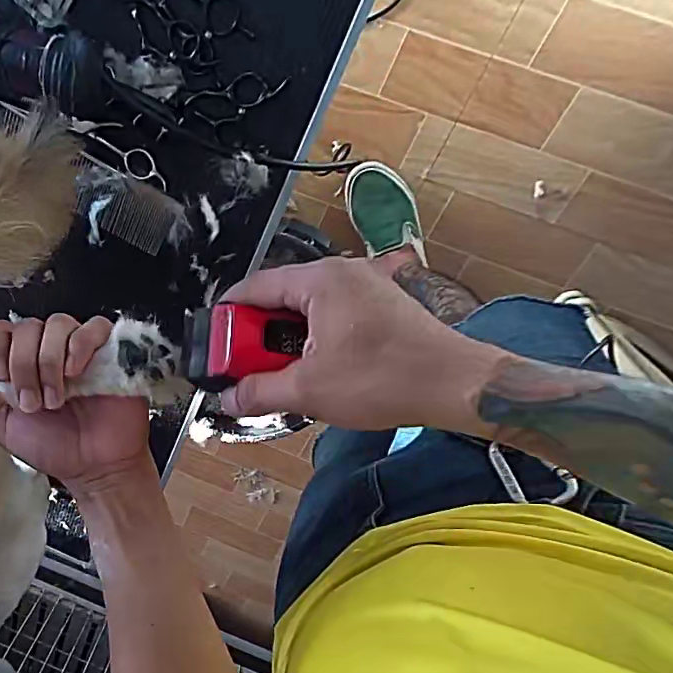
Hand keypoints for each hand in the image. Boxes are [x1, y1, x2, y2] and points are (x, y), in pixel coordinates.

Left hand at [0, 314, 155, 495]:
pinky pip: (97, 328)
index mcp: (24, 363)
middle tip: (32, 401)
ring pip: (59, 324)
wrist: (94, 469)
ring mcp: (83, 352)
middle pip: (28, 326)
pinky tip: (76, 371)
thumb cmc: (54, 449)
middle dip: (23, 363)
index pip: (2, 330)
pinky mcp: (114, 354)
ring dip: (49, 359)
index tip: (0, 379)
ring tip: (56, 396)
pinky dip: (81, 344)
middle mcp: (52, 352)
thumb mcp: (3, 421)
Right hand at [215, 259, 506, 433]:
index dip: (229, 322)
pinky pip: (334, 321)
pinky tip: (318, 375)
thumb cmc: (388, 378)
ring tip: (284, 380)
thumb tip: (231, 397)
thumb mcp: (310, 390)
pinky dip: (317, 345)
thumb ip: (260, 392)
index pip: (253, 288)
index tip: (219, 351)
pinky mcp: (382, 309)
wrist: (453, 384)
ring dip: (289, 346)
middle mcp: (343, 274)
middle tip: (251, 372)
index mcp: (320, 280)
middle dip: (261, 339)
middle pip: (280, 300)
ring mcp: (366, 289)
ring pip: (308, 314)